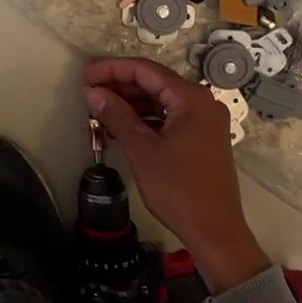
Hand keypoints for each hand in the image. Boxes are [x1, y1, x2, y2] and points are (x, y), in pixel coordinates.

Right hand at [83, 57, 270, 292]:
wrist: (215, 233)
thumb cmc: (178, 189)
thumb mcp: (141, 149)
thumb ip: (116, 115)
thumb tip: (92, 92)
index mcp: (191, 98)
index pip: (145, 70)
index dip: (112, 69)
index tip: (85, 76)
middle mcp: (201, 103)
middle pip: (154, 83)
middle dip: (120, 87)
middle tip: (89, 94)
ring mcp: (204, 121)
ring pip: (160, 101)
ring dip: (130, 104)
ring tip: (100, 112)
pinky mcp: (201, 138)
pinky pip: (168, 118)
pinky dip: (144, 120)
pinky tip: (121, 129)